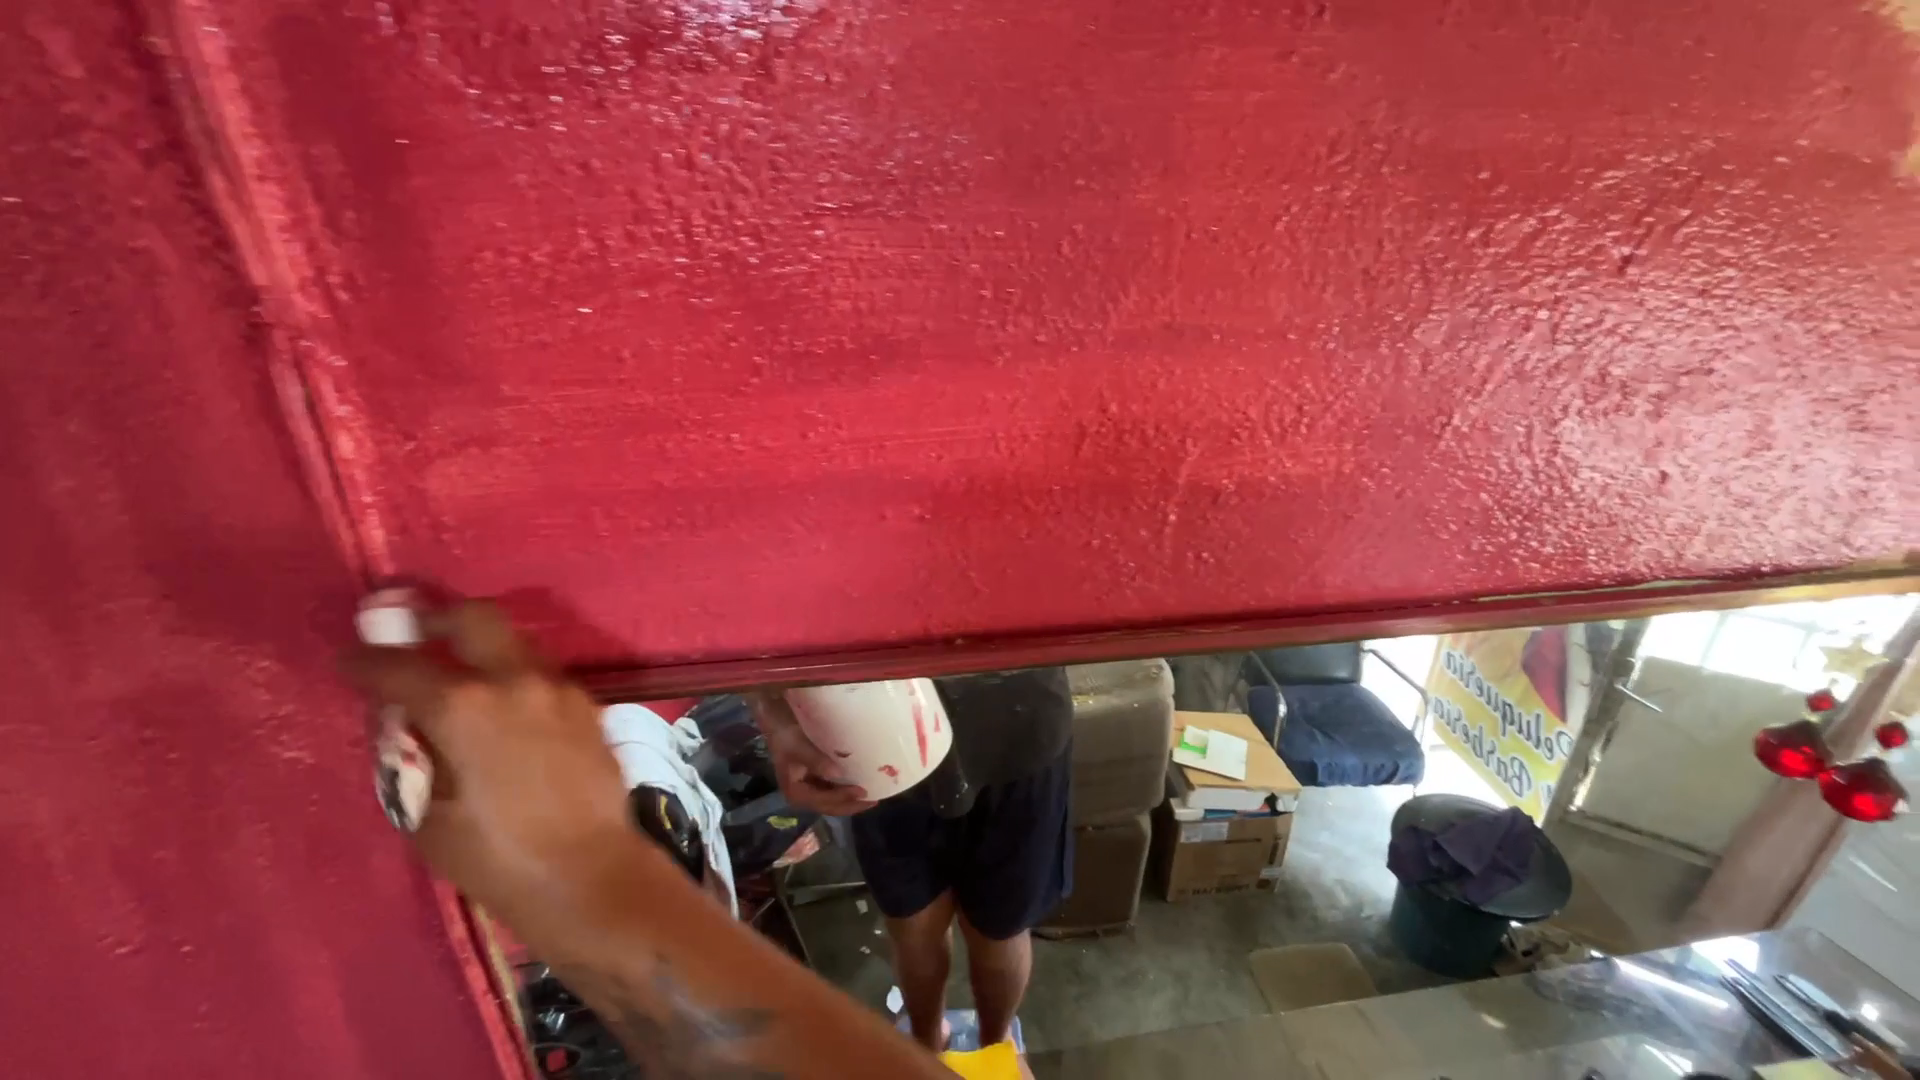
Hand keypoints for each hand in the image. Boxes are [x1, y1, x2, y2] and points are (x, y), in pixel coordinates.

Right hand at [341, 599, 645, 920]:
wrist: (589, 870)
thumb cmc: (497, 856)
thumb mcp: (426, 814)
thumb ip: (412, 758)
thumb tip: (407, 726)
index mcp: (464, 707)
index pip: (400, 667)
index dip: (366, 661)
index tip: (349, 659)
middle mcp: (517, 682)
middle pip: (476, 619)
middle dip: (437, 619)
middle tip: (412, 631)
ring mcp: (561, 689)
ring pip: (517, 644)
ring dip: (484, 648)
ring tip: (460, 674)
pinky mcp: (590, 706)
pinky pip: (544, 677)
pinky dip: (517, 679)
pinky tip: (506, 709)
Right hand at [749, 693, 876, 815]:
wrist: (777, 722)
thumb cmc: (786, 734)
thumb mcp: (799, 746)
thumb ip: (816, 761)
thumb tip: (838, 774)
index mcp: (795, 793)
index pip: (823, 801)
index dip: (843, 799)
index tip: (862, 791)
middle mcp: (802, 795)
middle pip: (829, 806)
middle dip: (851, 805)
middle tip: (873, 800)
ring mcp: (809, 788)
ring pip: (833, 801)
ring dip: (850, 800)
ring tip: (871, 796)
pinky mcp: (815, 779)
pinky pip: (833, 789)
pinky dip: (846, 789)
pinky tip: (859, 784)